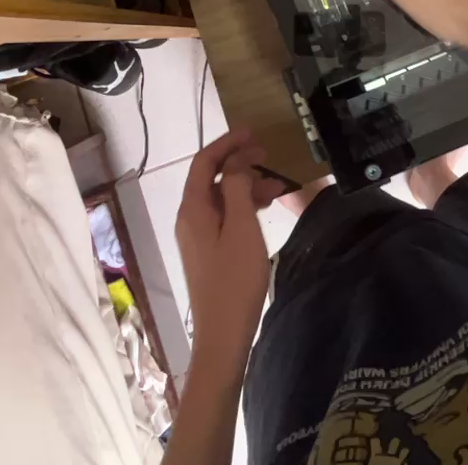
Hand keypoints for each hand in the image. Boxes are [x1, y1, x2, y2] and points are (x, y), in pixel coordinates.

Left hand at [175, 130, 285, 358]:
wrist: (223, 336)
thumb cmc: (235, 279)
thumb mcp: (242, 227)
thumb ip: (239, 189)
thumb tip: (237, 161)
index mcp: (193, 209)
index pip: (204, 162)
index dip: (227, 143)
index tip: (252, 132)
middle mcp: (190, 218)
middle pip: (212, 177)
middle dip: (238, 161)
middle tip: (268, 153)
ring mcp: (198, 236)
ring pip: (222, 197)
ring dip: (246, 184)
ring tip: (277, 185)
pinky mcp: (209, 251)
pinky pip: (225, 215)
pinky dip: (245, 205)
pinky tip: (266, 208)